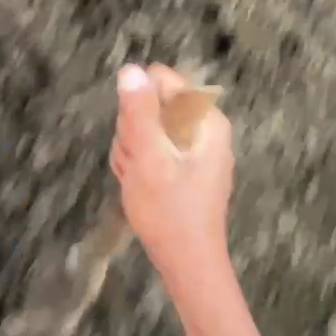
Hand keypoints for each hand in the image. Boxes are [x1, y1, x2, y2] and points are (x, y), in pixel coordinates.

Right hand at [109, 64, 235, 280]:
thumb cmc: (170, 211)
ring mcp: (190, 145)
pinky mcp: (179, 163)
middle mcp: (201, 125)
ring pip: (142, 125)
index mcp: (205, 118)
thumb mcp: (149, 157)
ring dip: (131, 151)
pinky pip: (146, 146)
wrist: (186, 266)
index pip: (159, 79)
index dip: (139, 104)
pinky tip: (140, 185)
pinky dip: (136, 163)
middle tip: (139, 164)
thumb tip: (130, 69)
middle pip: (148, 102)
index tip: (140, 137)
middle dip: (133, 132)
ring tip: (140, 178)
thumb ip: (139, 111)